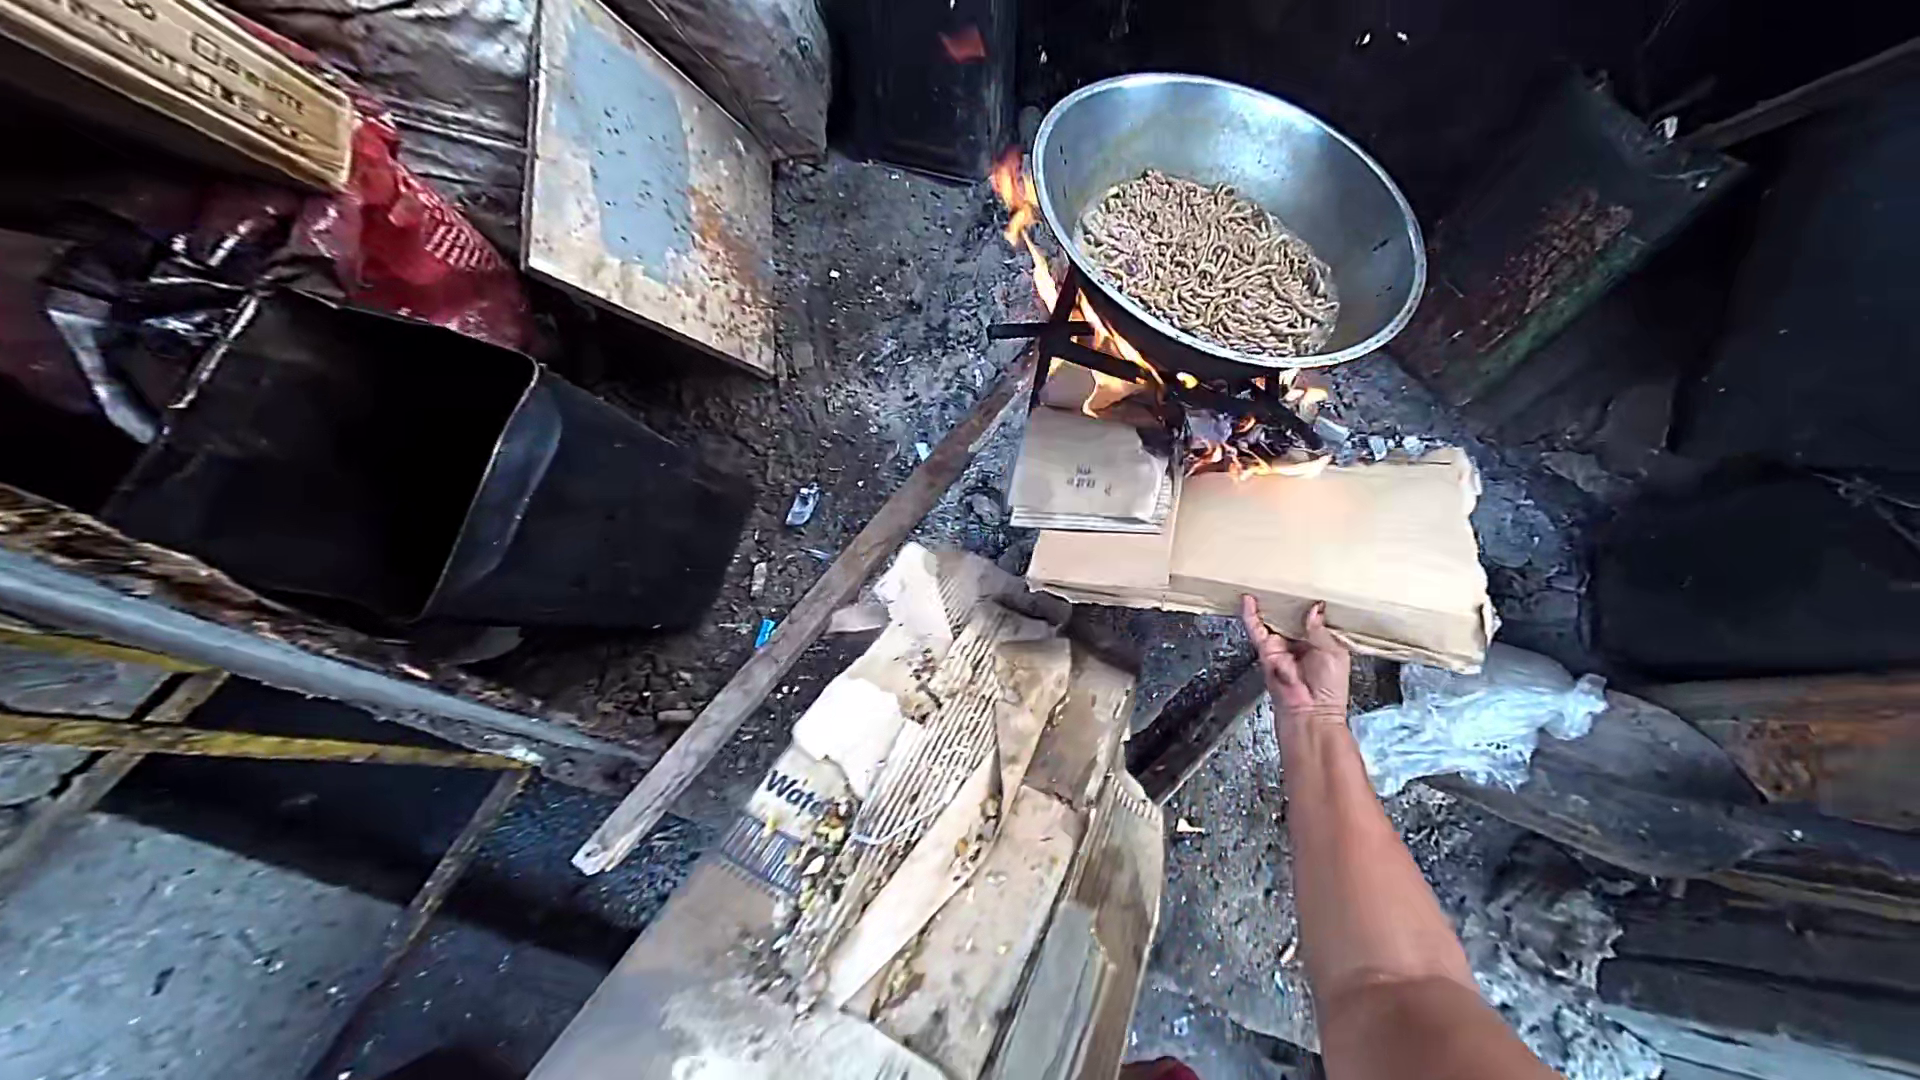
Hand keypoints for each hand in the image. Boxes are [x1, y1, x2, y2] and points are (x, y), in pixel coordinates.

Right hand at [1241, 594, 1349, 721]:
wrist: (1311, 709)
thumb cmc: (1329, 687)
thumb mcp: (1334, 652)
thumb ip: (1321, 629)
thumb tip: (1315, 607)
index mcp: (1318, 642)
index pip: (1311, 617)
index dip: (1309, 603)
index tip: (1310, 585)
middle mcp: (1297, 641)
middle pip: (1288, 615)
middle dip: (1286, 599)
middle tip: (1286, 578)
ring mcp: (1280, 644)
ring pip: (1271, 618)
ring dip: (1267, 603)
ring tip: (1265, 582)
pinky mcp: (1265, 649)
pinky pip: (1255, 628)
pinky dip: (1250, 613)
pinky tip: (1249, 599)